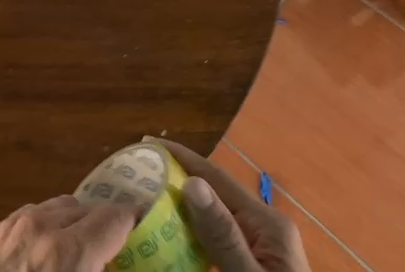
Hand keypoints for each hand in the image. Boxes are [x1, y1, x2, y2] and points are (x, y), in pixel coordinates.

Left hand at [0, 195, 135, 271]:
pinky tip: (50, 254)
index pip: (115, 217)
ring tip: (84, 253)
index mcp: (69, 253)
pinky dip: (49, 227)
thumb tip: (122, 264)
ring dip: (76, 224)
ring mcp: (13, 226)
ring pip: (58, 208)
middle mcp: (41, 227)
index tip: (150, 226)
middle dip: (106, 228)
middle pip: (87, 209)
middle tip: (118, 252)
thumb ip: (105, 271)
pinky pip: (32, 216)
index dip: (136, 220)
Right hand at [153, 139, 310, 271]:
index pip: (217, 178)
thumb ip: (223, 237)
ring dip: (181, 211)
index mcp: (268, 225)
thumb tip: (192, 182)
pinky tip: (169, 241)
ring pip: (212, 221)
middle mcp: (263, 230)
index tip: (146, 144)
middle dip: (177, 183)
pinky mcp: (250, 267)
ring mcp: (258, 250)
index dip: (182, 157)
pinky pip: (216, 245)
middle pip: (213, 196)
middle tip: (136, 177)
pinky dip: (191, 238)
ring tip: (144, 203)